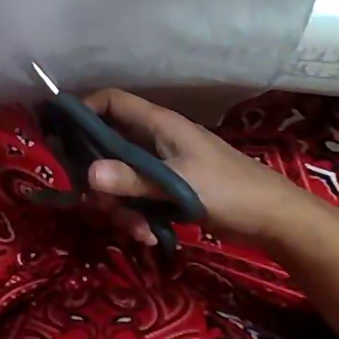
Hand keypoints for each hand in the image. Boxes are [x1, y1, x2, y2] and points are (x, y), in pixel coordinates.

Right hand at [82, 89, 325, 247]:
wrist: (276, 220)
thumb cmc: (231, 191)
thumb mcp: (179, 186)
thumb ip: (133, 180)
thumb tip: (88, 175)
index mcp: (159, 125)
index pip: (111, 101)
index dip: (84, 110)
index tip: (61, 136)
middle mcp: (155, 140)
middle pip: (109, 146)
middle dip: (99, 176)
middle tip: (95, 201)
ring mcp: (162, 165)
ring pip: (121, 177)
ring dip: (121, 205)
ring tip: (136, 230)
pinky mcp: (168, 188)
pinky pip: (138, 196)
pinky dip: (138, 215)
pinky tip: (150, 236)